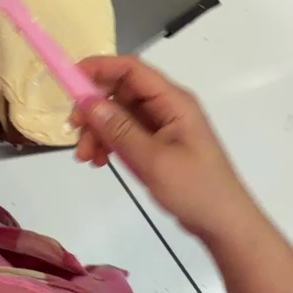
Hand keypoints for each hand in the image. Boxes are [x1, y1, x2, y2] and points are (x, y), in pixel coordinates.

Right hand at [73, 55, 264, 244]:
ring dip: (96, 130)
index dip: (98, 68)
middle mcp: (166, 106)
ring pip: (117, 113)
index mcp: (173, 101)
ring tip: (85, 156)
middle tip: (74, 130)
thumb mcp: (153, 160)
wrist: (224, 224)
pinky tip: (98, 160)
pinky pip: (123, 132)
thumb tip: (88, 101)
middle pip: (119, 91)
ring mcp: (161, 125)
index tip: (67, 81)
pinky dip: (107, 143)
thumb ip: (119, 129)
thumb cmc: (196, 190)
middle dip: (92, 107)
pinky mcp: (156, 143)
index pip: (130, 69)